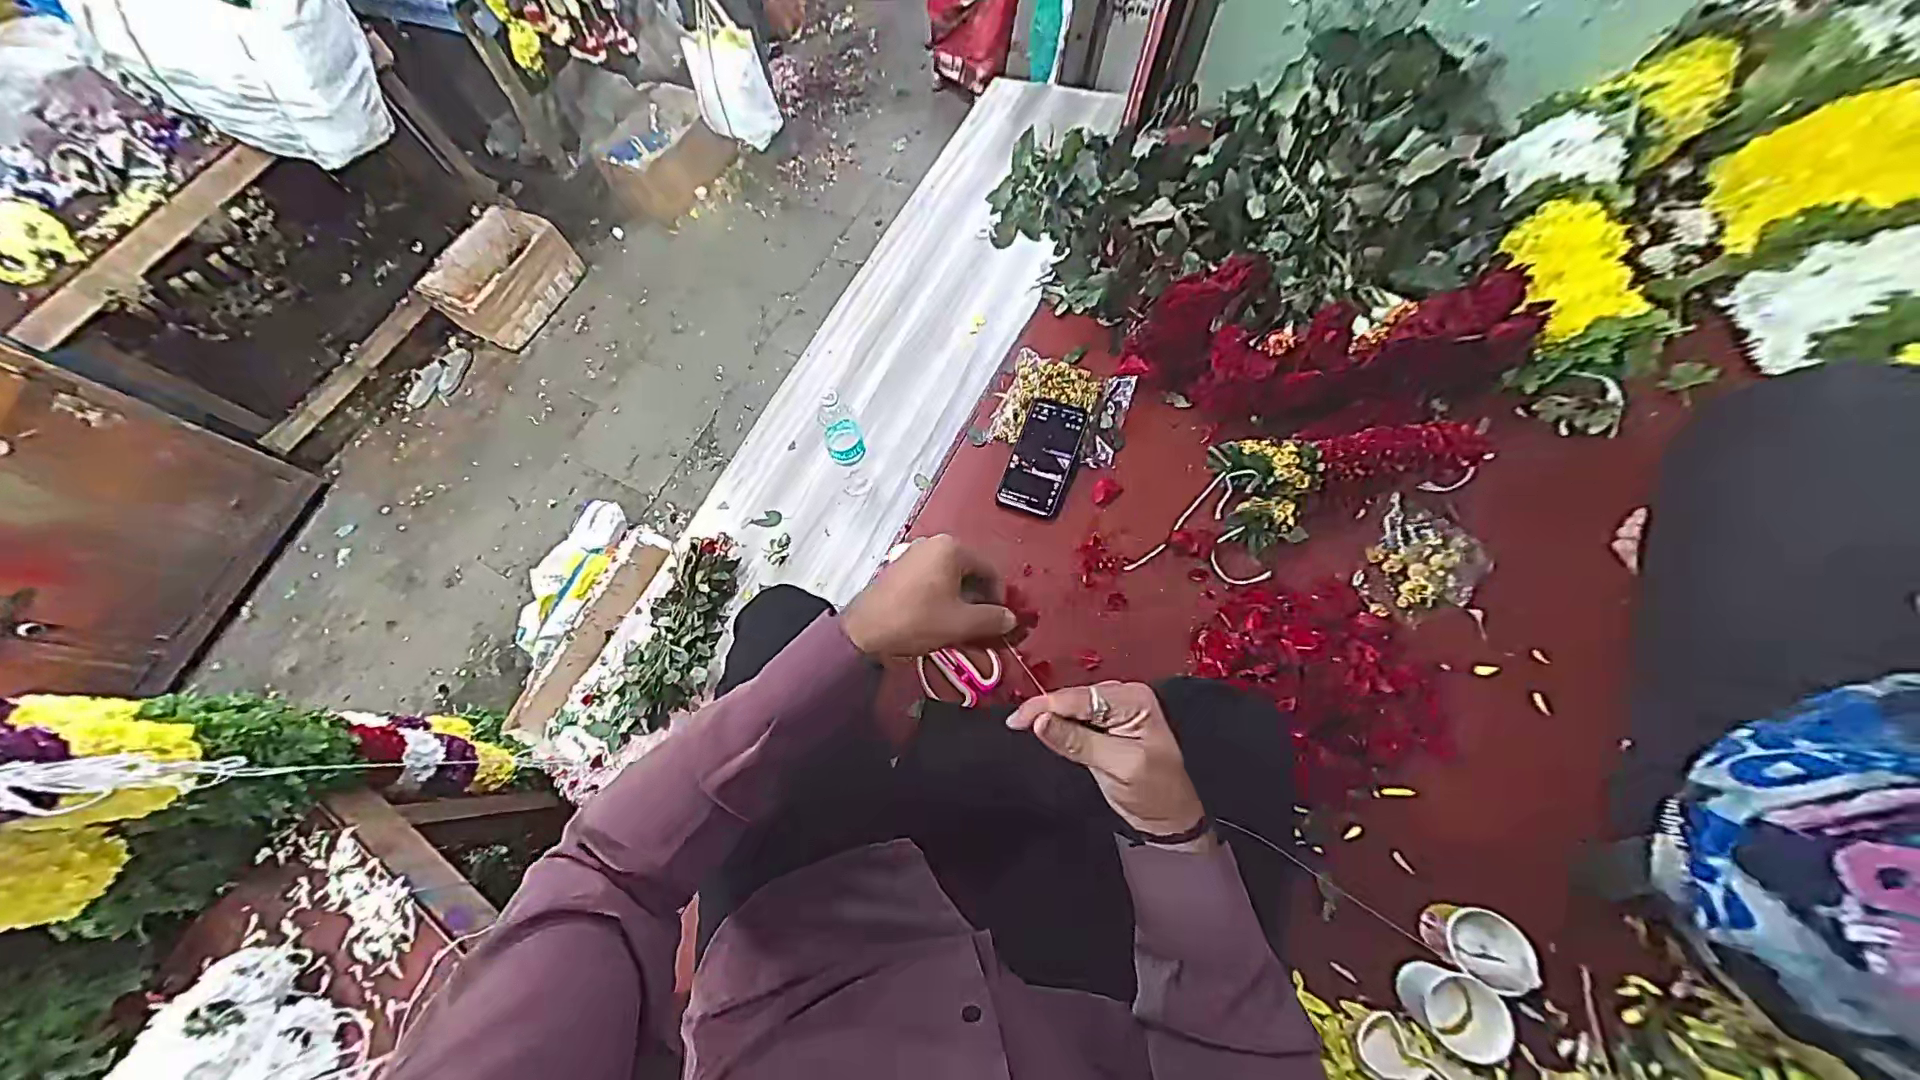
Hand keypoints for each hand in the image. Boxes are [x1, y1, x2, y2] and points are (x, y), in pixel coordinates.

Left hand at [841, 535, 1015, 657]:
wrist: (865, 632)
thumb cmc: (914, 620)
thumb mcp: (961, 623)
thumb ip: (993, 619)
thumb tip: (1008, 618)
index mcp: (951, 548)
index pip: (990, 570)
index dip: (998, 598)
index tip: (997, 619)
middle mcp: (933, 544)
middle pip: (970, 572)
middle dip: (978, 600)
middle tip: (979, 625)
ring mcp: (914, 554)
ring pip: (951, 577)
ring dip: (960, 601)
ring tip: (958, 626)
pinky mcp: (900, 569)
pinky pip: (932, 580)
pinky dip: (941, 598)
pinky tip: (938, 620)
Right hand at [1008, 681, 1206, 840]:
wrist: (1170, 818)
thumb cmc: (1155, 792)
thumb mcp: (1119, 766)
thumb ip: (1078, 741)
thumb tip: (1040, 720)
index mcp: (1134, 699)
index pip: (1080, 697)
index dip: (1045, 705)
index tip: (1017, 720)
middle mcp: (1124, 696)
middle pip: (1073, 698)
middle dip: (1045, 710)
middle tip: (1016, 725)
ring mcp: (1114, 709)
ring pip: (1070, 706)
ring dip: (1049, 717)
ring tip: (1024, 726)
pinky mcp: (1104, 723)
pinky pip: (1074, 718)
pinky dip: (1057, 724)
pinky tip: (1045, 729)